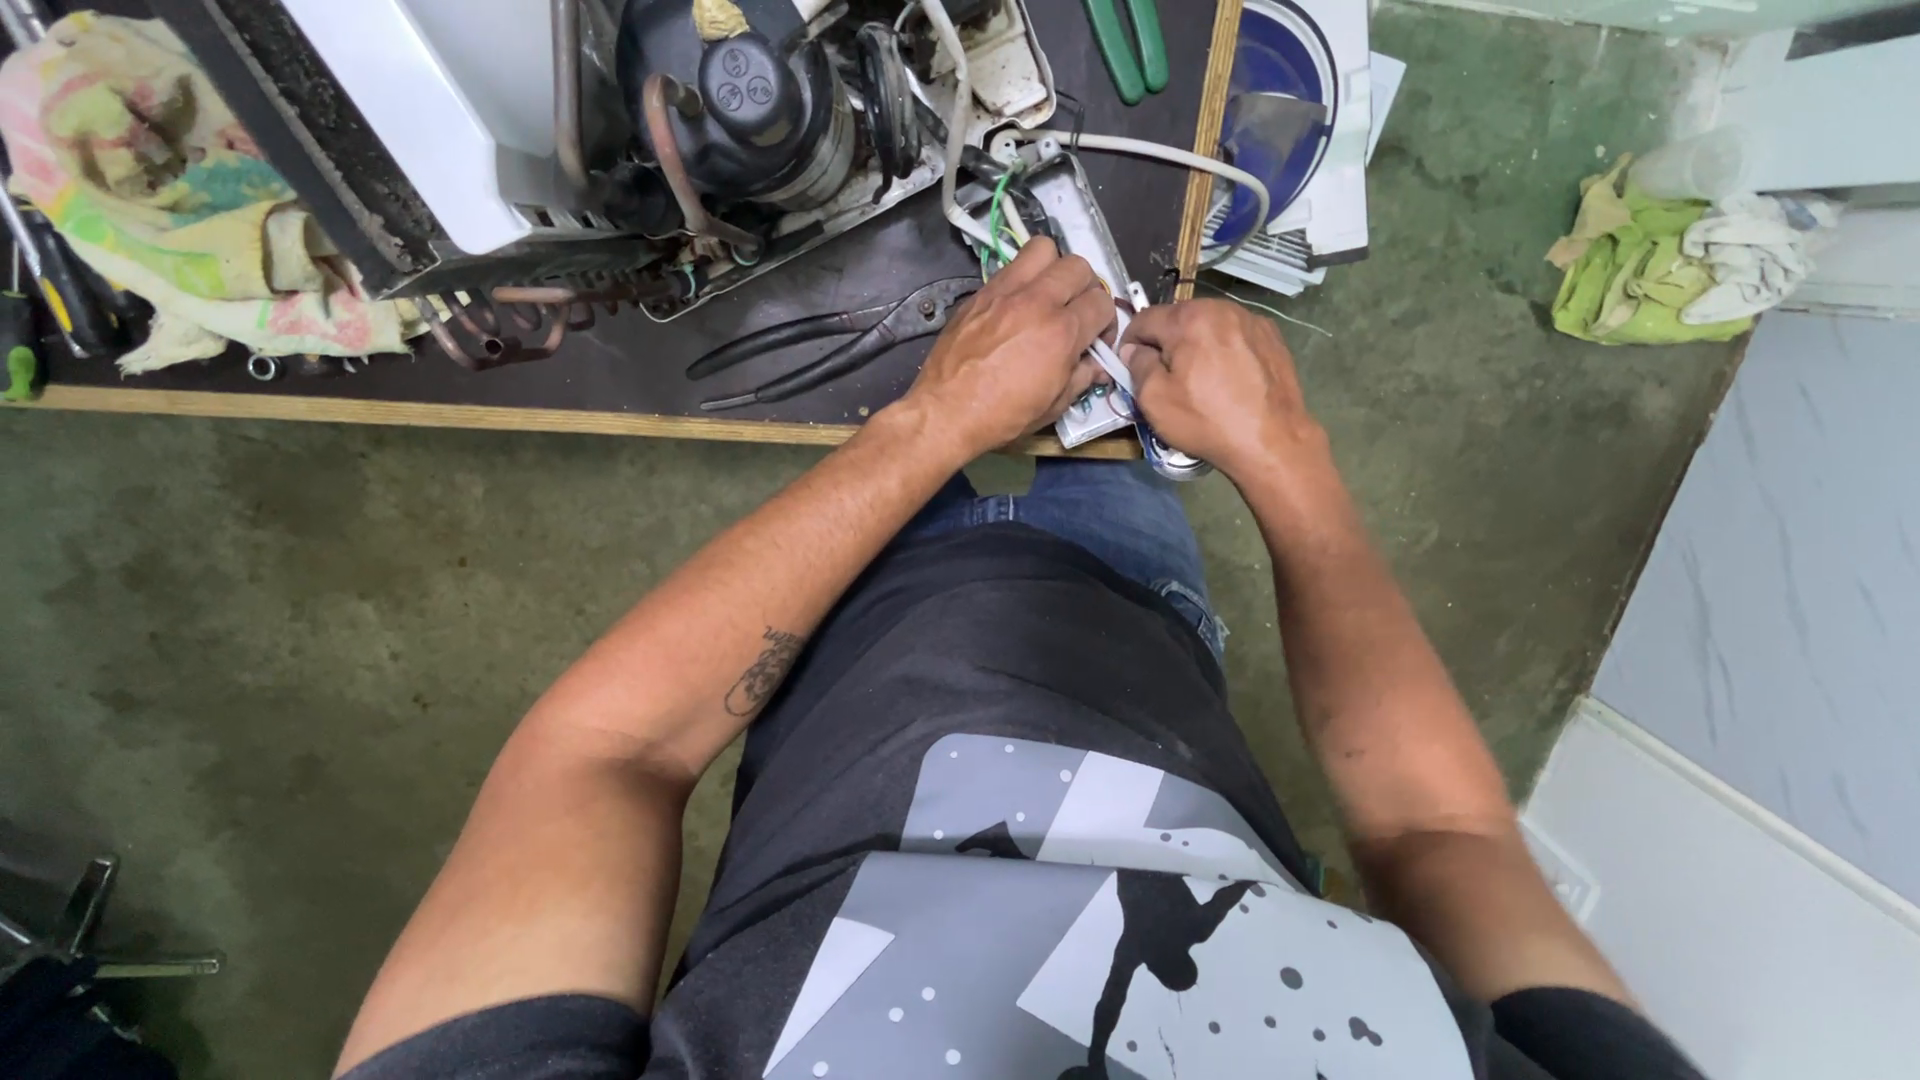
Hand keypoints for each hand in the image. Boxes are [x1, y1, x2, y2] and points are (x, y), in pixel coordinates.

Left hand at [901, 239, 1115, 458]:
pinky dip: (1022, 279)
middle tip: (1075, 312)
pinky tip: (1017, 306)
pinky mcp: (979, 294)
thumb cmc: (1003, 416)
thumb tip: (1098, 365)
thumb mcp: (1054, 406)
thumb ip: (1082, 377)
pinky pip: (1010, 267)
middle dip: (1086, 288)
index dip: (1105, 323)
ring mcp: (1005, 292)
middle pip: (1078, 266)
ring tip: (1047, 295)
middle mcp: (1036, 301)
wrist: (945, 412)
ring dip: (1053, 268)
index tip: (1095, 340)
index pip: (1102, 303)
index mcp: (1061, 332)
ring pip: (1043, 249)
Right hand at [1120, 299, 1325, 482]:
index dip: (1130, 342)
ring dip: (1195, 344)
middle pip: (1178, 318)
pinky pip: (1234, 335)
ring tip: (1198, 377)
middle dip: (1165, 342)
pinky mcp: (1272, 336)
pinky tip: (1226, 377)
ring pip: (1208, 325)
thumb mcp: (1154, 400)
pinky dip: (1223, 349)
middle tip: (1164, 375)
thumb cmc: (1206, 421)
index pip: (1144, 318)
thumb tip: (1135, 350)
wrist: (1272, 440)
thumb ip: (1137, 366)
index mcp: (1189, 319)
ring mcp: (1251, 320)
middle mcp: (1221, 308)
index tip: (1128, 365)